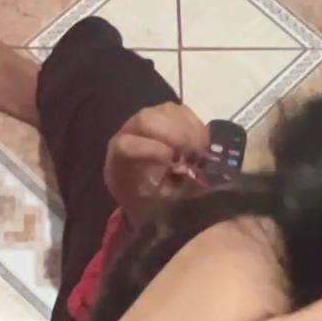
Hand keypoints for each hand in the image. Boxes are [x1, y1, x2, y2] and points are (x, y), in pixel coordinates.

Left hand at [103, 103, 209, 222]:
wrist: (146, 192)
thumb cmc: (147, 203)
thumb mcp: (153, 208)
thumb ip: (169, 195)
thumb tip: (194, 182)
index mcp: (118, 159)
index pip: (126, 145)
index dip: (151, 150)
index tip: (174, 163)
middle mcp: (129, 133)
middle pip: (146, 120)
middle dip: (174, 134)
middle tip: (194, 153)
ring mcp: (148, 120)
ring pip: (166, 112)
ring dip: (188, 130)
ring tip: (201, 151)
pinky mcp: (166, 116)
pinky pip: (182, 112)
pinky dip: (196, 126)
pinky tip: (203, 145)